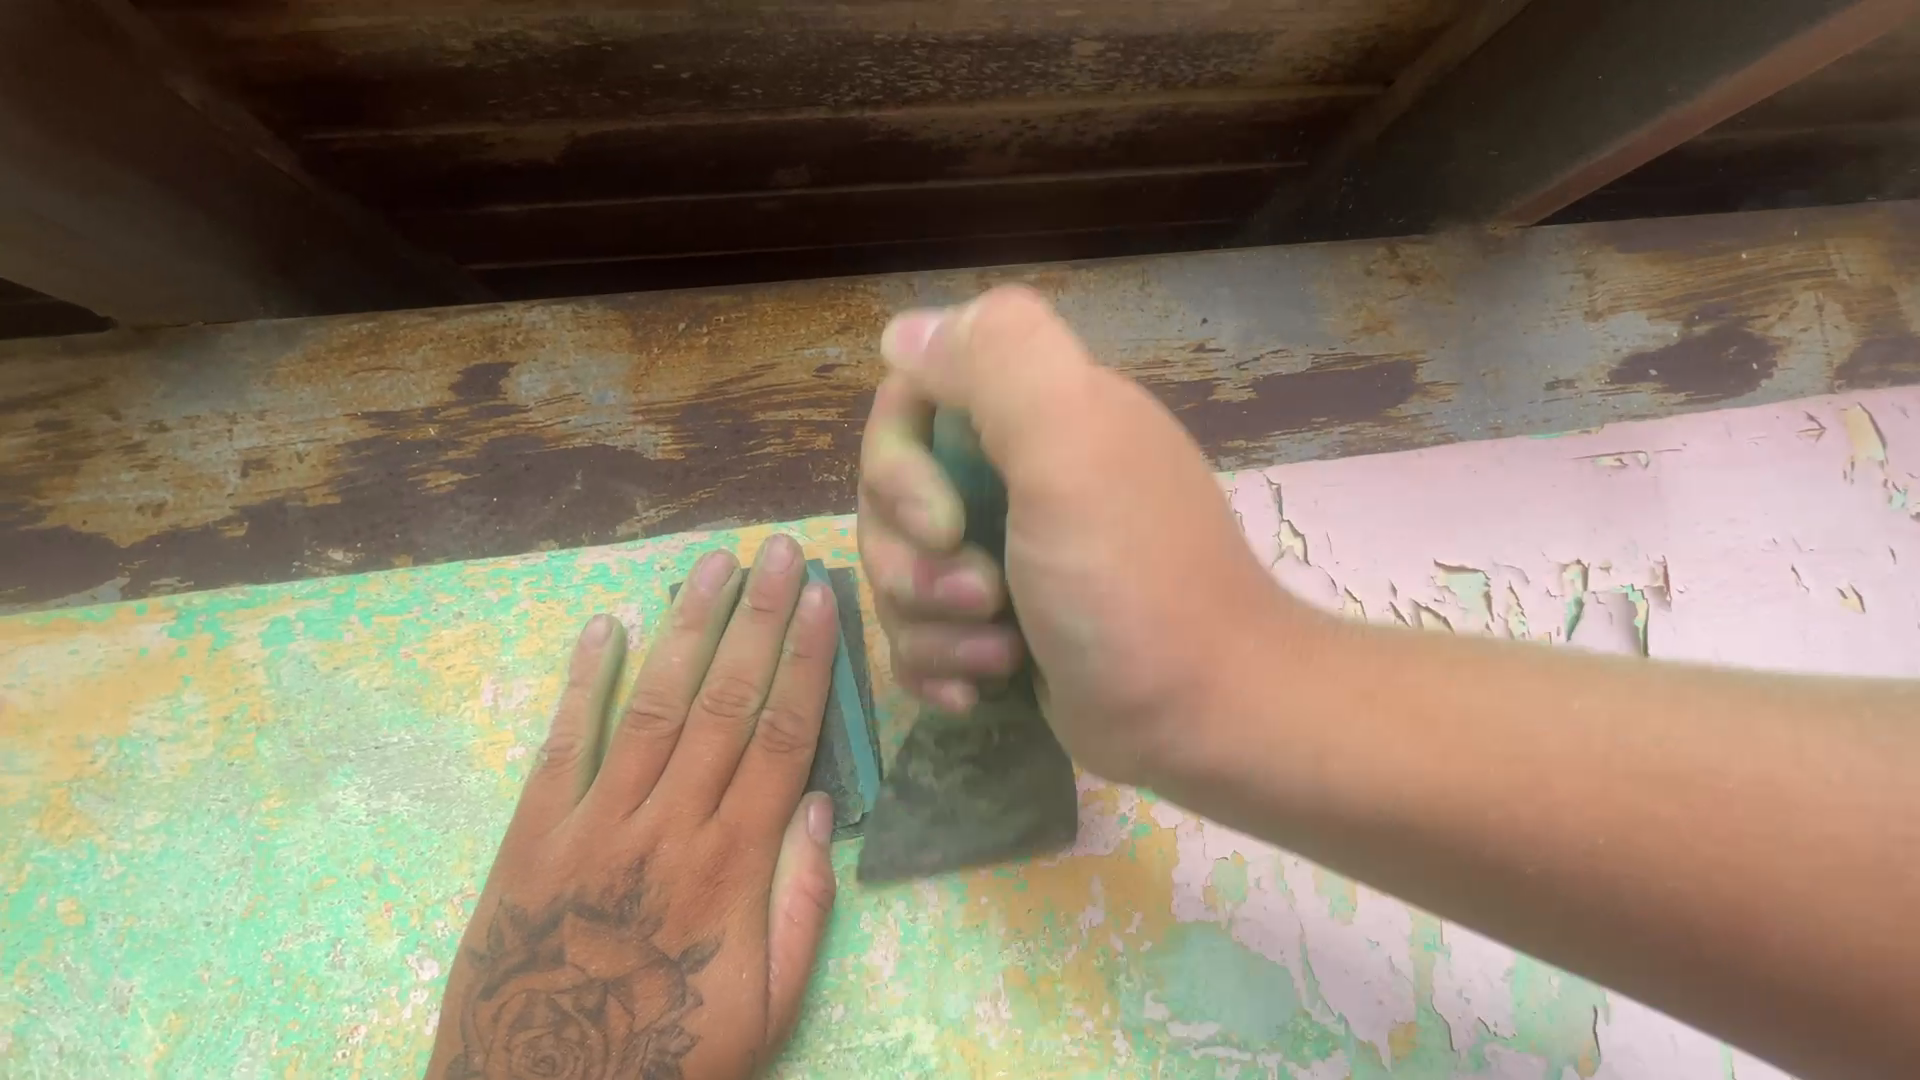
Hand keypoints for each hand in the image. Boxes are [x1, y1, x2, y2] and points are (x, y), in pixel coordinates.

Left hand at [428, 536, 839, 1079]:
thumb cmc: (672, 1057)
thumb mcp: (769, 1008)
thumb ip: (802, 903)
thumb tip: (816, 802)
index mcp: (733, 863)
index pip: (782, 735)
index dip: (806, 661)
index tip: (822, 600)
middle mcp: (670, 824)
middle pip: (725, 700)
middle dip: (759, 618)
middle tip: (780, 552)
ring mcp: (595, 823)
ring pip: (653, 705)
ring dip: (686, 628)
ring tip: (714, 566)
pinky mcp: (533, 835)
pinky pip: (563, 745)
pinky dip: (584, 682)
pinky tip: (605, 626)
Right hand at [857, 286, 1314, 787]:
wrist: (1201, 718)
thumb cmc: (1133, 583)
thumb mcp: (1074, 447)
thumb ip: (997, 361)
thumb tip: (903, 333)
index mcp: (1033, 418)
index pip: (911, 404)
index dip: (898, 466)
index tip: (943, 522)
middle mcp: (1015, 477)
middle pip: (891, 501)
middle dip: (916, 566)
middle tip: (985, 599)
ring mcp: (1005, 555)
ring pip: (900, 575)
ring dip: (932, 626)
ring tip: (999, 656)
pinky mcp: (998, 623)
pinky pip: (920, 632)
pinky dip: (940, 664)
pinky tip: (980, 690)